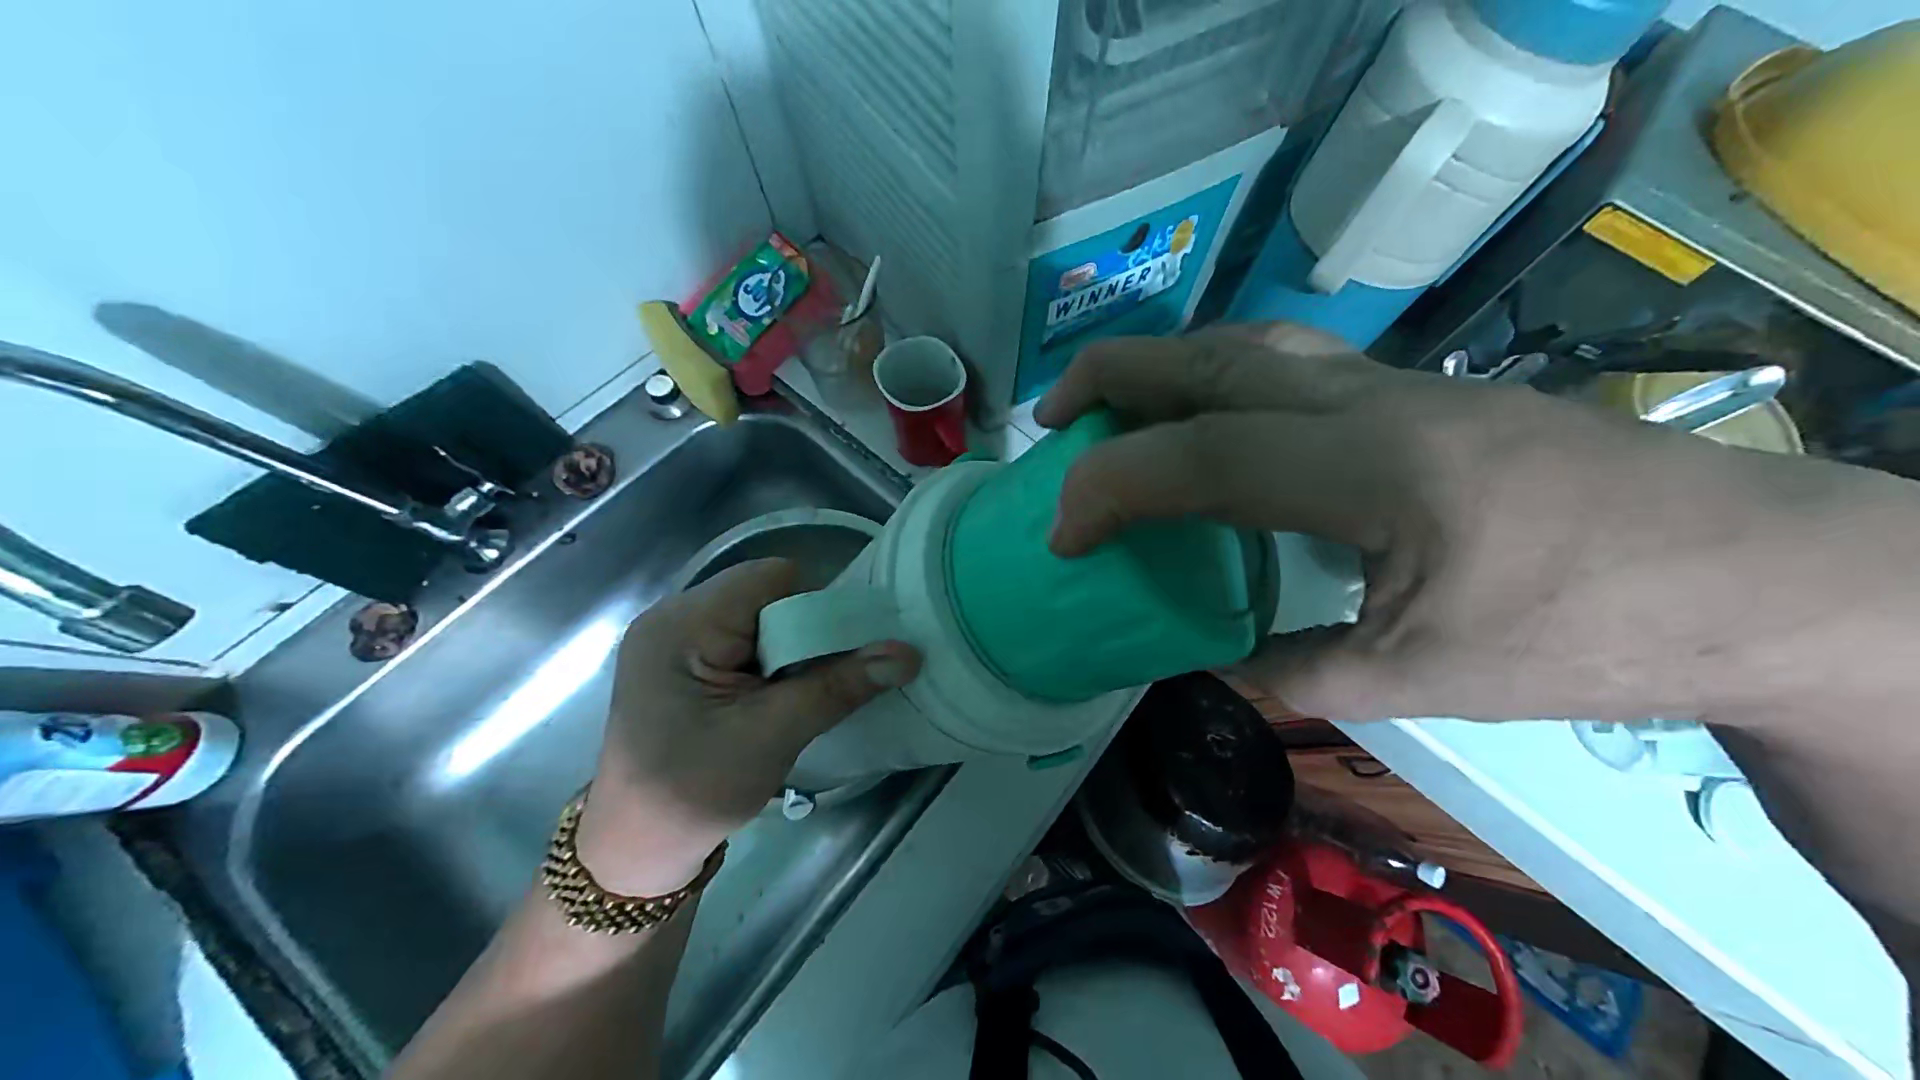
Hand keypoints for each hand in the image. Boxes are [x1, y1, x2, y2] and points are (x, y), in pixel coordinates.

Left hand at [576, 559, 919, 894]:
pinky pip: (738, 636)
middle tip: (815, 683)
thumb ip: (840, 686)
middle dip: (801, 632)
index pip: (772, 579)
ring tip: (790, 695)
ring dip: (786, 648)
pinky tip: (767, 697)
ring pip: (755, 615)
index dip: (815, 609)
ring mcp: (671, 636)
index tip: (834, 658)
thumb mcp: (774, 735)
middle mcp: (671, 615)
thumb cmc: (696, 791)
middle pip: (764, 593)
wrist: (635, 848)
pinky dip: (766, 659)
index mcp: (683, 624)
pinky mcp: (678, 658)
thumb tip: (908, 653)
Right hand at [1035, 323, 1919, 727]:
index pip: (1198, 454)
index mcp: (1367, 467)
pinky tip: (1212, 427)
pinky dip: (1220, 383)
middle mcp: (1368, 401)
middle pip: (1212, 356)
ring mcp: (1395, 387)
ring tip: (1116, 408)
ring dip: (1166, 367)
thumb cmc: (1593, 630)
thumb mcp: (1423, 677)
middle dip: (1113, 377)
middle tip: (1055, 418)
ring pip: (1251, 344)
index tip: (1061, 533)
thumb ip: (1294, 670)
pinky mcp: (1416, 397)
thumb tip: (1208, 675)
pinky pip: (1289, 366)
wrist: (1763, 576)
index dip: (1109, 487)